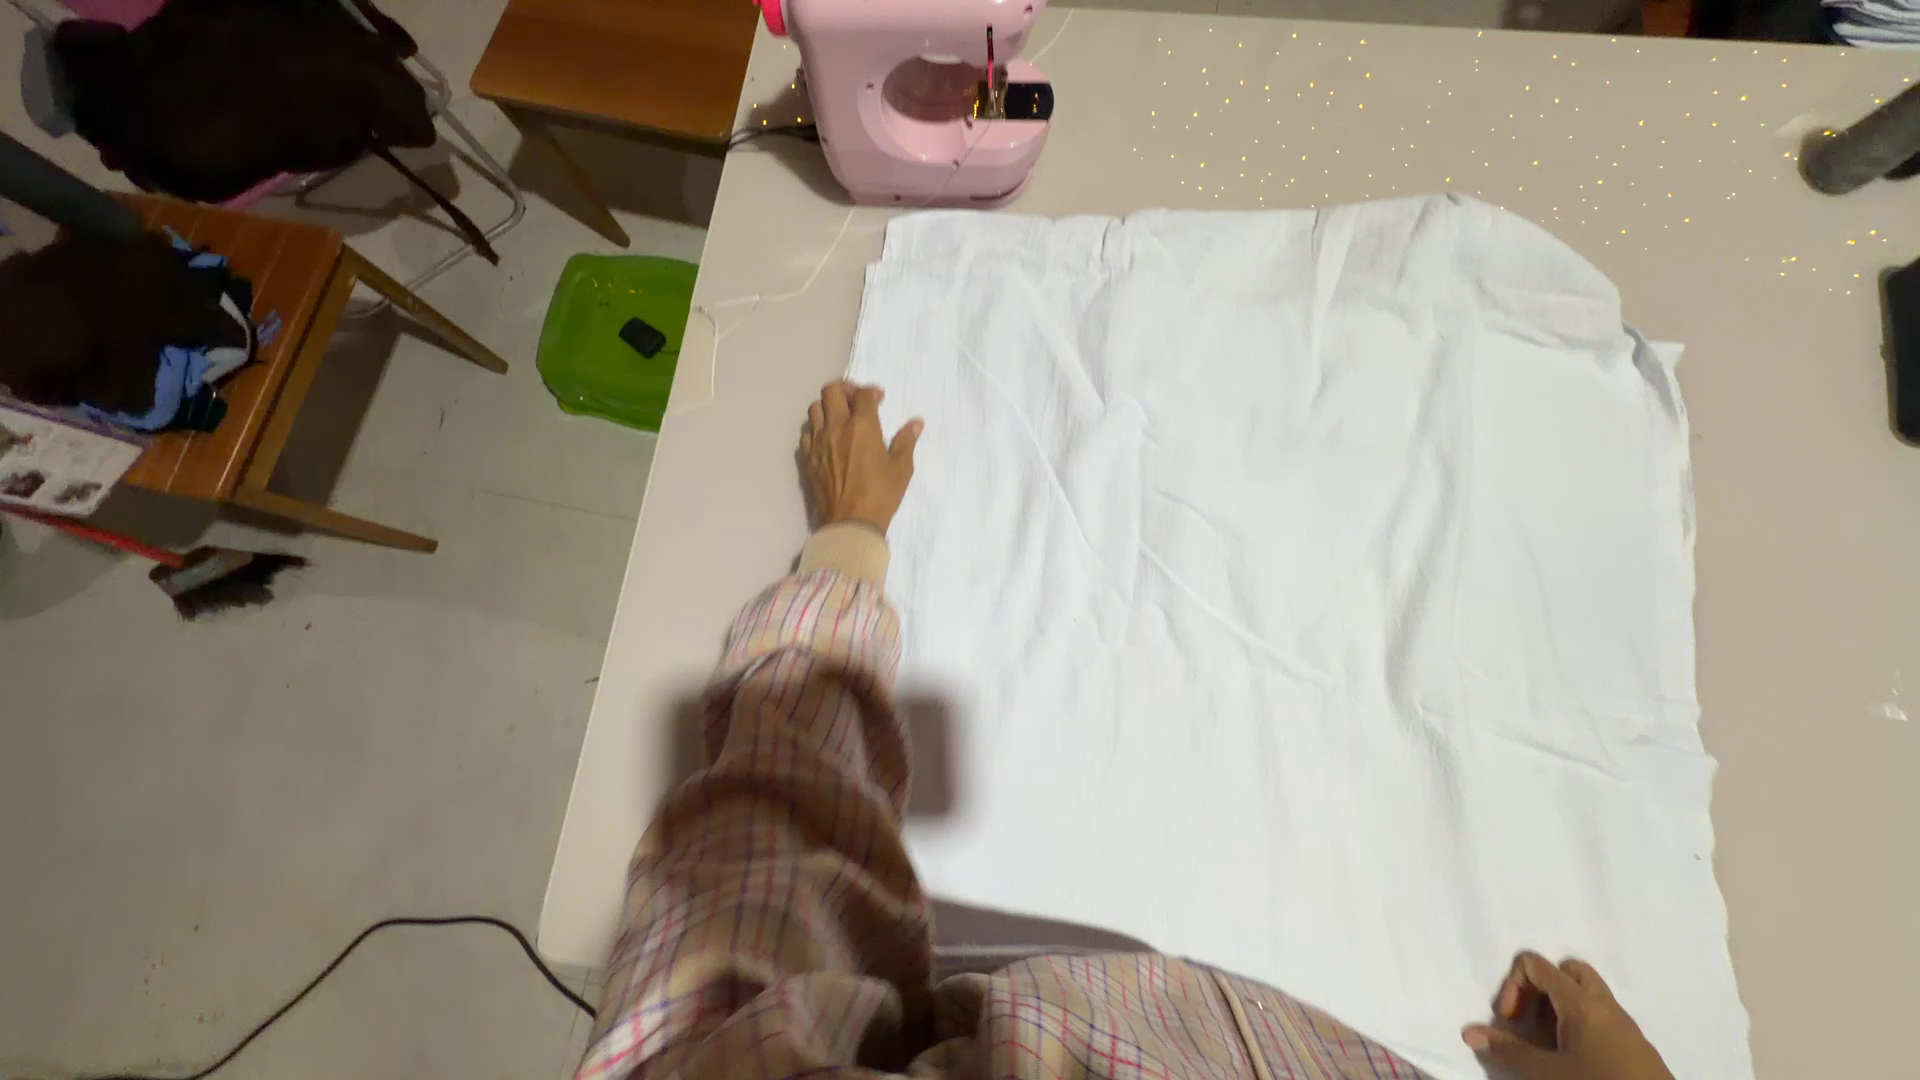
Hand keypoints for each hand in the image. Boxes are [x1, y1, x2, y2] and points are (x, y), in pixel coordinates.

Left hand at [800, 381, 922, 533]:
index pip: (863, 394)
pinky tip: (827, 438)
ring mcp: (818, 442)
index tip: (879, 399)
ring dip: (828, 407)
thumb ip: (906, 441)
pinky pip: (806, 432)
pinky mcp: (807, 457)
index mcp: (862, 426)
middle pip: (831, 391)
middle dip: (845, 389)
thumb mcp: (902, 468)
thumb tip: (916, 423)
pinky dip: (816, 428)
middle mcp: (836, 427)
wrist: (850, 523)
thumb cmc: (880, 495)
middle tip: (856, 400)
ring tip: (840, 417)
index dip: (872, 391)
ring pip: (815, 408)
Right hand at [1461, 952, 1674, 1079]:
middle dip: (1543, 987)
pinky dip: (1582, 1028)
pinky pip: (1604, 1021)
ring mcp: (1628, 1029)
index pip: (1536, 964)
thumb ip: (1509, 1051)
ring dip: (1562, 1008)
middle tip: (1532, 1018)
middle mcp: (1606, 1006)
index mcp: (1582, 1003)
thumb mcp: (1549, 1075)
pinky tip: (1576, 1060)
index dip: (1513, 985)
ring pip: (1589, 996)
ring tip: (1550, 1044)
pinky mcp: (1640, 1052)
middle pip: (1570, 970)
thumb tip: (1469, 1033)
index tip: (1510, 1020)